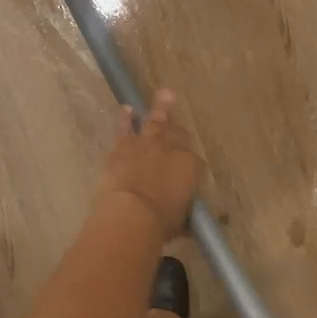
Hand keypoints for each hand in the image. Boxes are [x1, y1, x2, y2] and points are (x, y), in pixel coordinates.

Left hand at [96, 89, 201, 233]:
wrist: (131, 214)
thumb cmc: (161, 222)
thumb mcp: (180, 221)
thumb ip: (182, 214)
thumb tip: (184, 222)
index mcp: (190, 166)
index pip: (193, 161)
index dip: (189, 166)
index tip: (185, 174)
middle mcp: (171, 149)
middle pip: (176, 132)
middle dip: (177, 123)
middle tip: (177, 106)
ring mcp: (146, 144)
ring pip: (154, 121)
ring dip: (158, 108)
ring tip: (162, 95)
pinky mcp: (122, 146)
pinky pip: (126, 128)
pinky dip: (126, 119)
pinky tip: (126, 110)